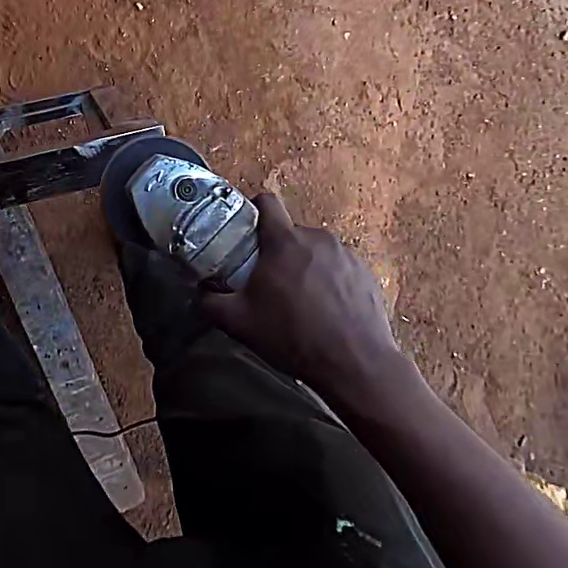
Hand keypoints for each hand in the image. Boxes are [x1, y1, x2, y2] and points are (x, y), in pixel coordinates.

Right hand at [201, 193, 405, 403]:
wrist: (356, 365)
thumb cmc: (293, 337)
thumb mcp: (238, 322)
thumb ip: (211, 301)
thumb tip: (201, 292)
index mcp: (284, 242)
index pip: (267, 202)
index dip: (253, 210)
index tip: (246, 232)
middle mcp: (317, 239)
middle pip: (289, 232)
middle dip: (277, 251)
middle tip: (269, 282)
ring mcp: (346, 254)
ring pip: (314, 250)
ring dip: (304, 265)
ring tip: (300, 300)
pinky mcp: (365, 272)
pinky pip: (338, 266)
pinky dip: (329, 280)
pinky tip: (326, 310)